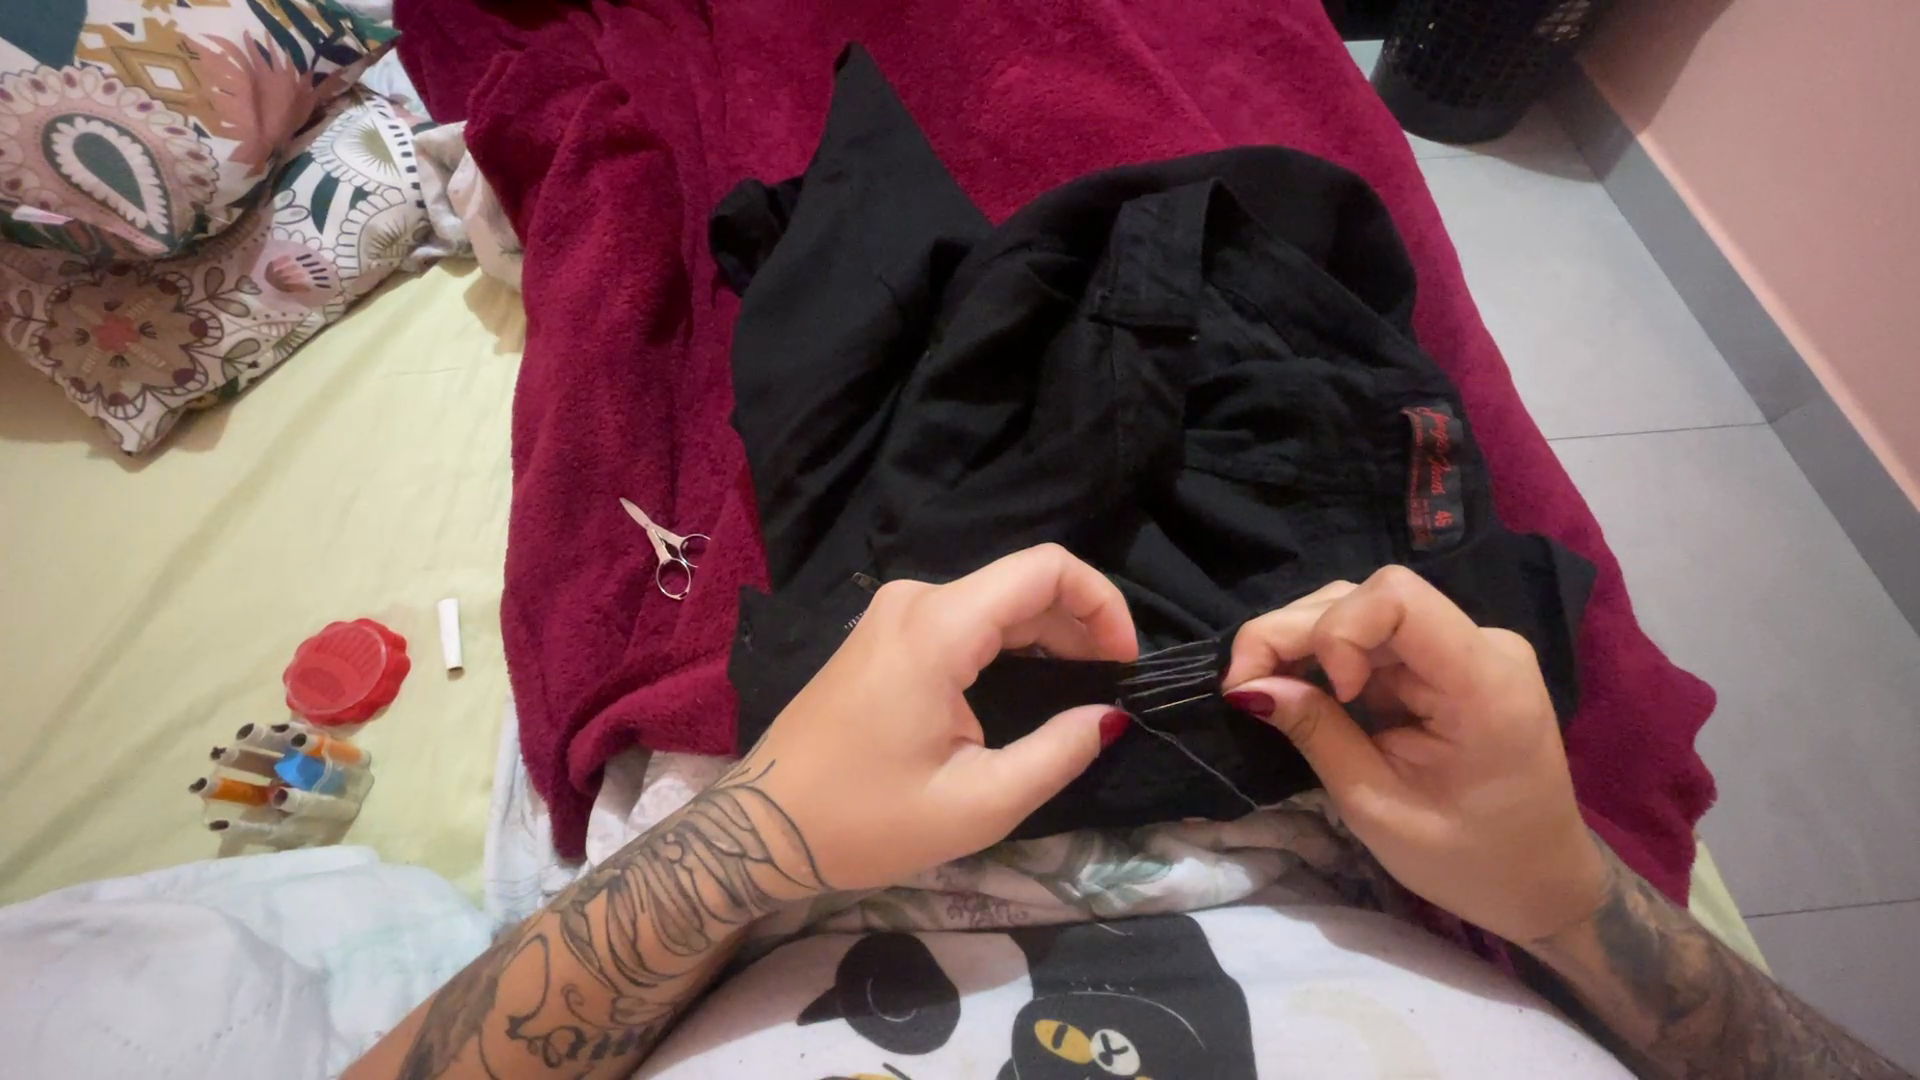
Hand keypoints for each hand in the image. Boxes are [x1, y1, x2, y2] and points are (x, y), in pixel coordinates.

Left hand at [744, 544, 1137, 892]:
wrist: (763, 826)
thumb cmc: (865, 821)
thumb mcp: (977, 804)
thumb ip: (1056, 752)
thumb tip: (1109, 715)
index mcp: (938, 626)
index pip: (1045, 568)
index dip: (1102, 602)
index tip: (1125, 662)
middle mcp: (916, 598)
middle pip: (1024, 582)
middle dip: (1081, 624)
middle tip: (1111, 687)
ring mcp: (895, 611)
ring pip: (997, 599)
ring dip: (1049, 633)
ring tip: (1081, 688)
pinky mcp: (887, 630)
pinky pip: (966, 617)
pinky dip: (1011, 640)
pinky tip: (1032, 680)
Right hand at [1222, 566, 1607, 944]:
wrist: (1540, 881)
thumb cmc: (1469, 860)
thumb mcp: (1377, 807)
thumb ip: (1315, 733)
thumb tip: (1246, 687)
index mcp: (1483, 684)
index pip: (1396, 598)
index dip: (1337, 629)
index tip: (1331, 693)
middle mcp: (1476, 643)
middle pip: (1359, 597)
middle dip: (1287, 634)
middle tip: (1241, 687)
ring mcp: (1456, 645)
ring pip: (1350, 606)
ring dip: (1295, 641)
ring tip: (1264, 688)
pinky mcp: (1435, 657)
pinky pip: (1361, 633)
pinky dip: (1315, 654)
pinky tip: (1294, 686)